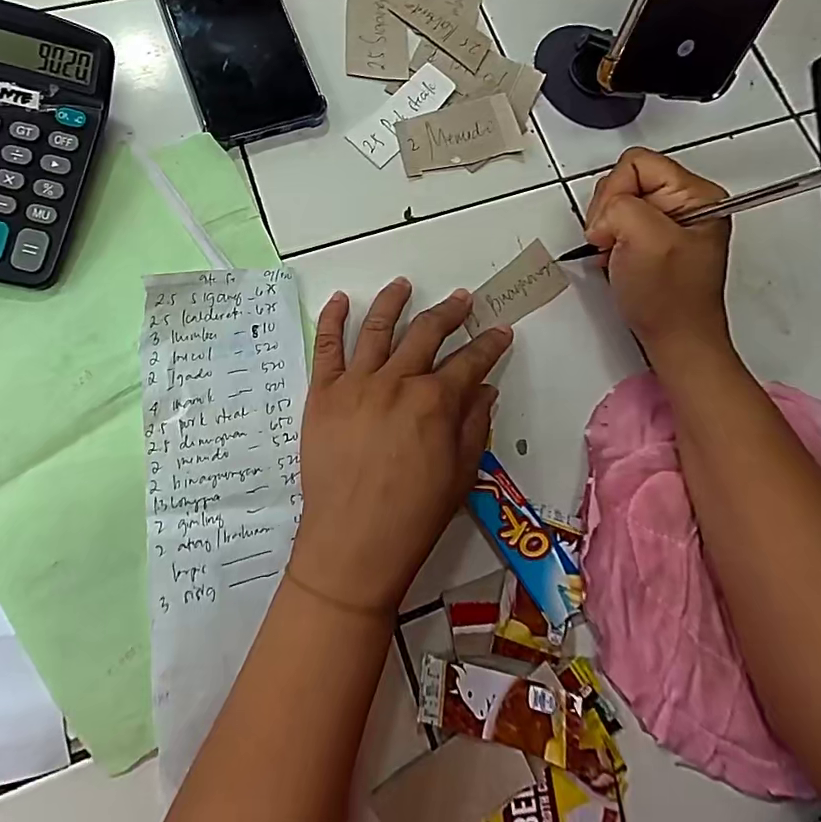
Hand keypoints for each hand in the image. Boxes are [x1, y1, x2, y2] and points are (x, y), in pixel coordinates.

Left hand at [287, 279, 511, 614]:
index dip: (488, 345)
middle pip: (425, 334)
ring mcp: (354, 383)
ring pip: (375, 329)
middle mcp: (395, 381)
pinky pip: (326, 347)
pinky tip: (340, 300)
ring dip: (391, 303)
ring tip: (402, 284)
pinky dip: (332, 319)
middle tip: (461, 299)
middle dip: (448, 314)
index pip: (469, 362)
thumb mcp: (460, 472)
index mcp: (434, 401)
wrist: (353, 537)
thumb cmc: (413, 514)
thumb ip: (473, 423)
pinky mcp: (322, 392)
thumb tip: (482, 388)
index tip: (499, 332)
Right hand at [584, 147, 731, 355]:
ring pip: (612, 202)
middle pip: (621, 180)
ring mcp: (664, 222)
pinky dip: (604, 240)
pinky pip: (612, 222)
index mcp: (695, 195)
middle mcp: (682, 203)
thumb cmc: (669, 296)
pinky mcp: (648, 238)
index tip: (619, 227)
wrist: (673, 335)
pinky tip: (615, 257)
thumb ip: (622, 205)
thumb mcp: (646, 239)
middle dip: (607, 212)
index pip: (635, 164)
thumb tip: (606, 206)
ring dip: (604, 228)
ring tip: (617, 251)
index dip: (614, 194)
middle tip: (617, 240)